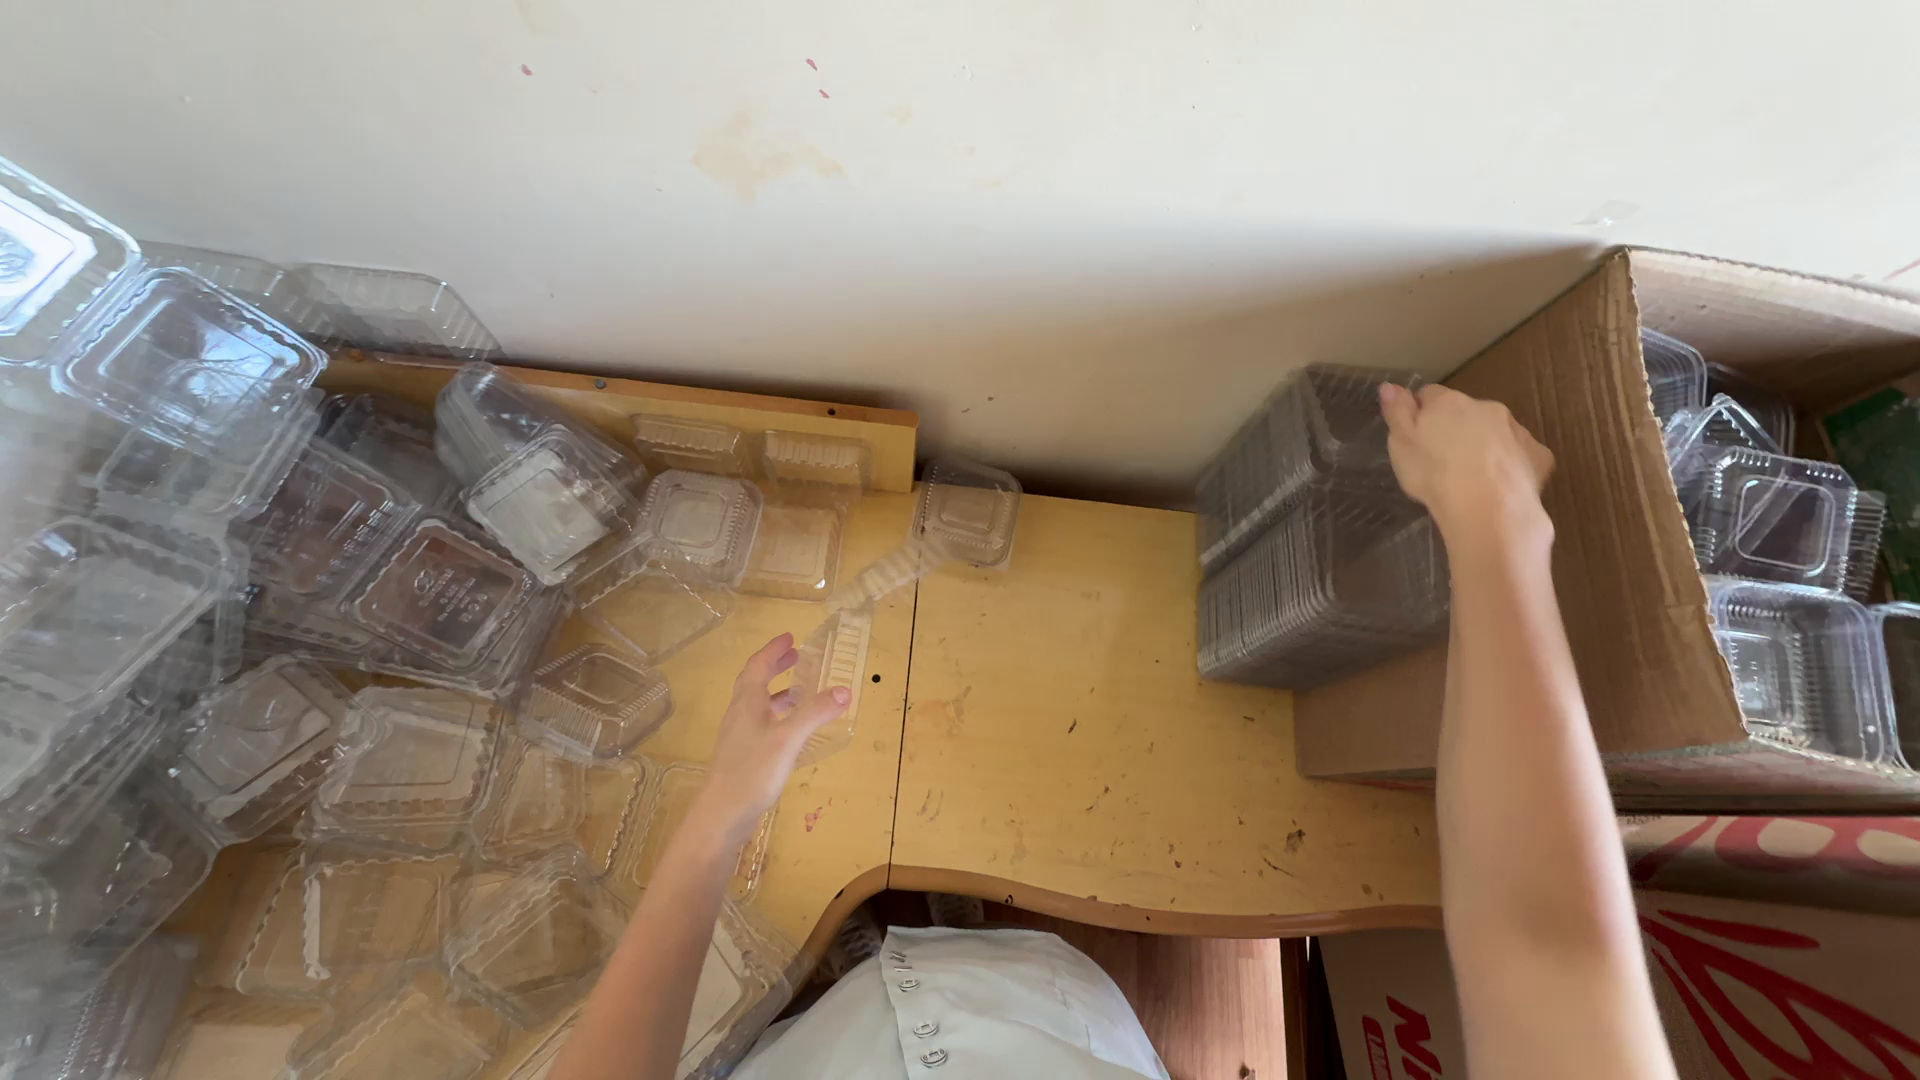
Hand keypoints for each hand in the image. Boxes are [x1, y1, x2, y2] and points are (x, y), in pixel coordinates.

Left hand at [693, 633, 850, 840]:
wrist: (720, 818)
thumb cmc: (751, 772)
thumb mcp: (788, 739)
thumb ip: (815, 713)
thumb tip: (844, 690)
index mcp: (747, 703)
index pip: (757, 666)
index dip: (773, 650)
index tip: (790, 637)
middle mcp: (740, 715)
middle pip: (755, 682)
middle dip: (775, 667)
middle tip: (796, 656)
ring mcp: (739, 738)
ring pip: (759, 705)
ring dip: (778, 692)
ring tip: (801, 690)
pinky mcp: (743, 758)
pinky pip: (763, 725)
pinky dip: (779, 717)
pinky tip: (794, 732)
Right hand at [1379, 383, 1554, 549]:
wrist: (1487, 509)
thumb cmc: (1433, 474)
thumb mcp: (1400, 444)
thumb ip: (1397, 412)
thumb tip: (1389, 386)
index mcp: (1448, 403)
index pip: (1429, 395)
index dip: (1419, 414)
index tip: (1413, 437)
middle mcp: (1486, 407)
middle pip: (1464, 412)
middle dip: (1453, 429)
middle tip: (1439, 460)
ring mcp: (1517, 430)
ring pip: (1493, 431)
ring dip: (1481, 444)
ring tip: (1467, 476)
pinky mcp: (1538, 454)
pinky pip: (1518, 453)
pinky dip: (1507, 463)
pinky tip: (1495, 484)